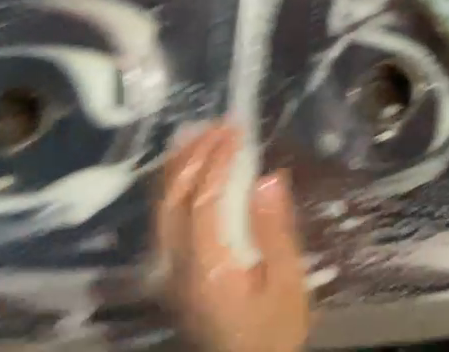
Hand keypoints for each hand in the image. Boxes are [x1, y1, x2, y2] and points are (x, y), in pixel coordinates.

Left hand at [154, 125, 309, 351]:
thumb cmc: (275, 325)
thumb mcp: (287, 281)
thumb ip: (275, 231)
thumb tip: (268, 178)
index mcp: (208, 267)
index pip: (205, 201)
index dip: (218, 160)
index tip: (238, 128)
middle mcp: (177, 267)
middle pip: (174, 203)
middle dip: (194, 158)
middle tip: (218, 123)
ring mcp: (168, 272)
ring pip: (161, 212)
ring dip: (177, 170)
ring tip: (195, 135)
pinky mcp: (171, 275)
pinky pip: (163, 222)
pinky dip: (172, 190)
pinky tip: (185, 172)